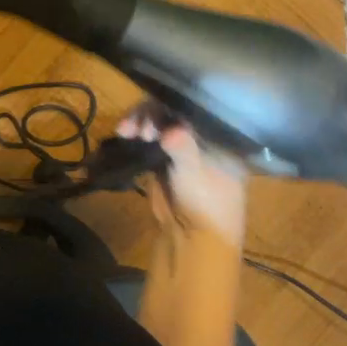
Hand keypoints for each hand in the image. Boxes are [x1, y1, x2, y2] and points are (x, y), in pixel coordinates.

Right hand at [117, 105, 248, 246]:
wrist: (192, 238)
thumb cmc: (206, 204)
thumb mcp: (196, 173)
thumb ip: (183, 147)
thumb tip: (169, 129)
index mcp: (222, 138)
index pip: (195, 109)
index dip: (171, 107)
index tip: (152, 115)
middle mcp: (203, 139)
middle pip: (173, 114)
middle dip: (150, 115)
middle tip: (135, 127)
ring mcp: (183, 149)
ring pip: (159, 124)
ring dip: (140, 123)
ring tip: (125, 131)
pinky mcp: (165, 160)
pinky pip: (149, 139)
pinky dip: (136, 135)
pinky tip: (124, 134)